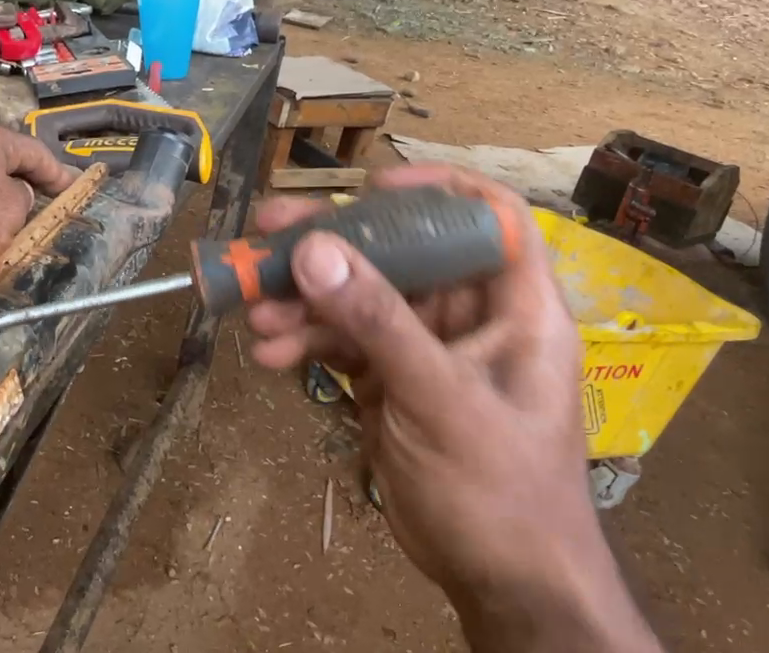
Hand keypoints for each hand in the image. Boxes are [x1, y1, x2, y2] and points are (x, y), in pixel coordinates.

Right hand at [247, 164, 658, 651]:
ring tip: (256, 314)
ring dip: (302, 301)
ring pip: (356, 294)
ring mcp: (422, 345)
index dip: (437, 189)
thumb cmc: (499, 489)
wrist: (500, 583)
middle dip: (332, 244)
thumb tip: (312, 250)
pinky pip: (338, 338)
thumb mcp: (438, 398)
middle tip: (267, 232)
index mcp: (512, 307)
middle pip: (398, 251)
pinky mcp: (387, 376)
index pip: (489, 218)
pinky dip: (302, 341)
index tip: (371, 184)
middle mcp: (467, 315)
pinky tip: (268, 356)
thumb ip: (376, 321)